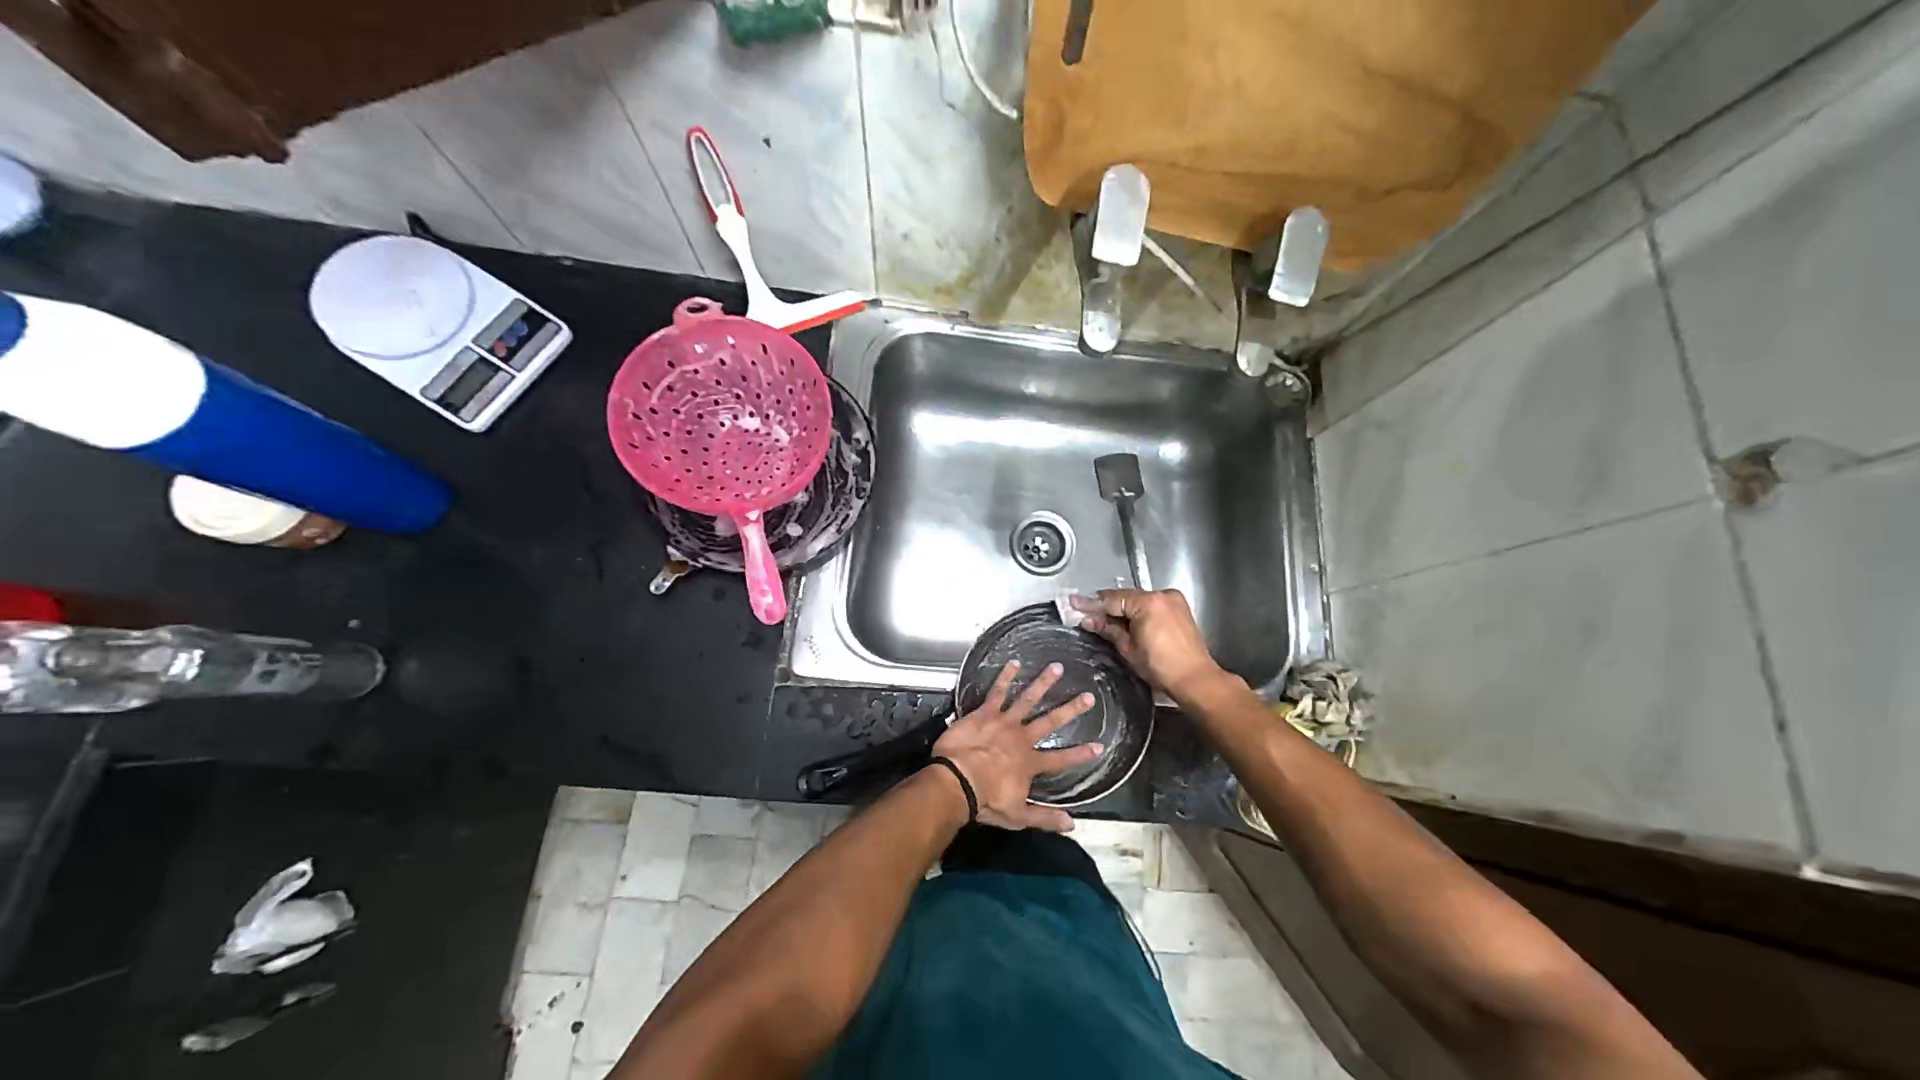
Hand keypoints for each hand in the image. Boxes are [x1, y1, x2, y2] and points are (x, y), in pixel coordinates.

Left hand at [931, 660, 1100, 832]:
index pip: (1061, 759)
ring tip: (1057, 668)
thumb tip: (1072, 824)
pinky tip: (1014, 663)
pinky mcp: (985, 713)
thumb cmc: (985, 800)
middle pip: (1051, 722)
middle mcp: (1022, 738)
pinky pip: (997, 692)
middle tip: (1088, 696)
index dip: (1081, 754)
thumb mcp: (1018, 816)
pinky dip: (1006, 677)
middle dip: (1071, 709)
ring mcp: (1004, 722)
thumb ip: (1045, 817)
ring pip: (1028, 699)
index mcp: (1030, 763)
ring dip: (1043, 683)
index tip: (1099, 745)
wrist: (957, 781)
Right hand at [1070, 588, 1232, 699]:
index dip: (1091, 603)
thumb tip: (1089, 620)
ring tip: (1105, 619)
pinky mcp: (1179, 608)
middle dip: (1107, 606)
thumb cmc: (1160, 667)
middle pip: (1126, 597)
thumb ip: (1108, 629)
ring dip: (1123, 608)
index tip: (1074, 602)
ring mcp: (1173, 600)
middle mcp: (1161, 595)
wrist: (1194, 678)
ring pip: (1139, 600)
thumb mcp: (1128, 649)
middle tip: (1087, 613)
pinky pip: (1152, 604)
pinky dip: (1139, 611)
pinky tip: (1128, 620)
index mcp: (1148, 603)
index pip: (1112, 599)